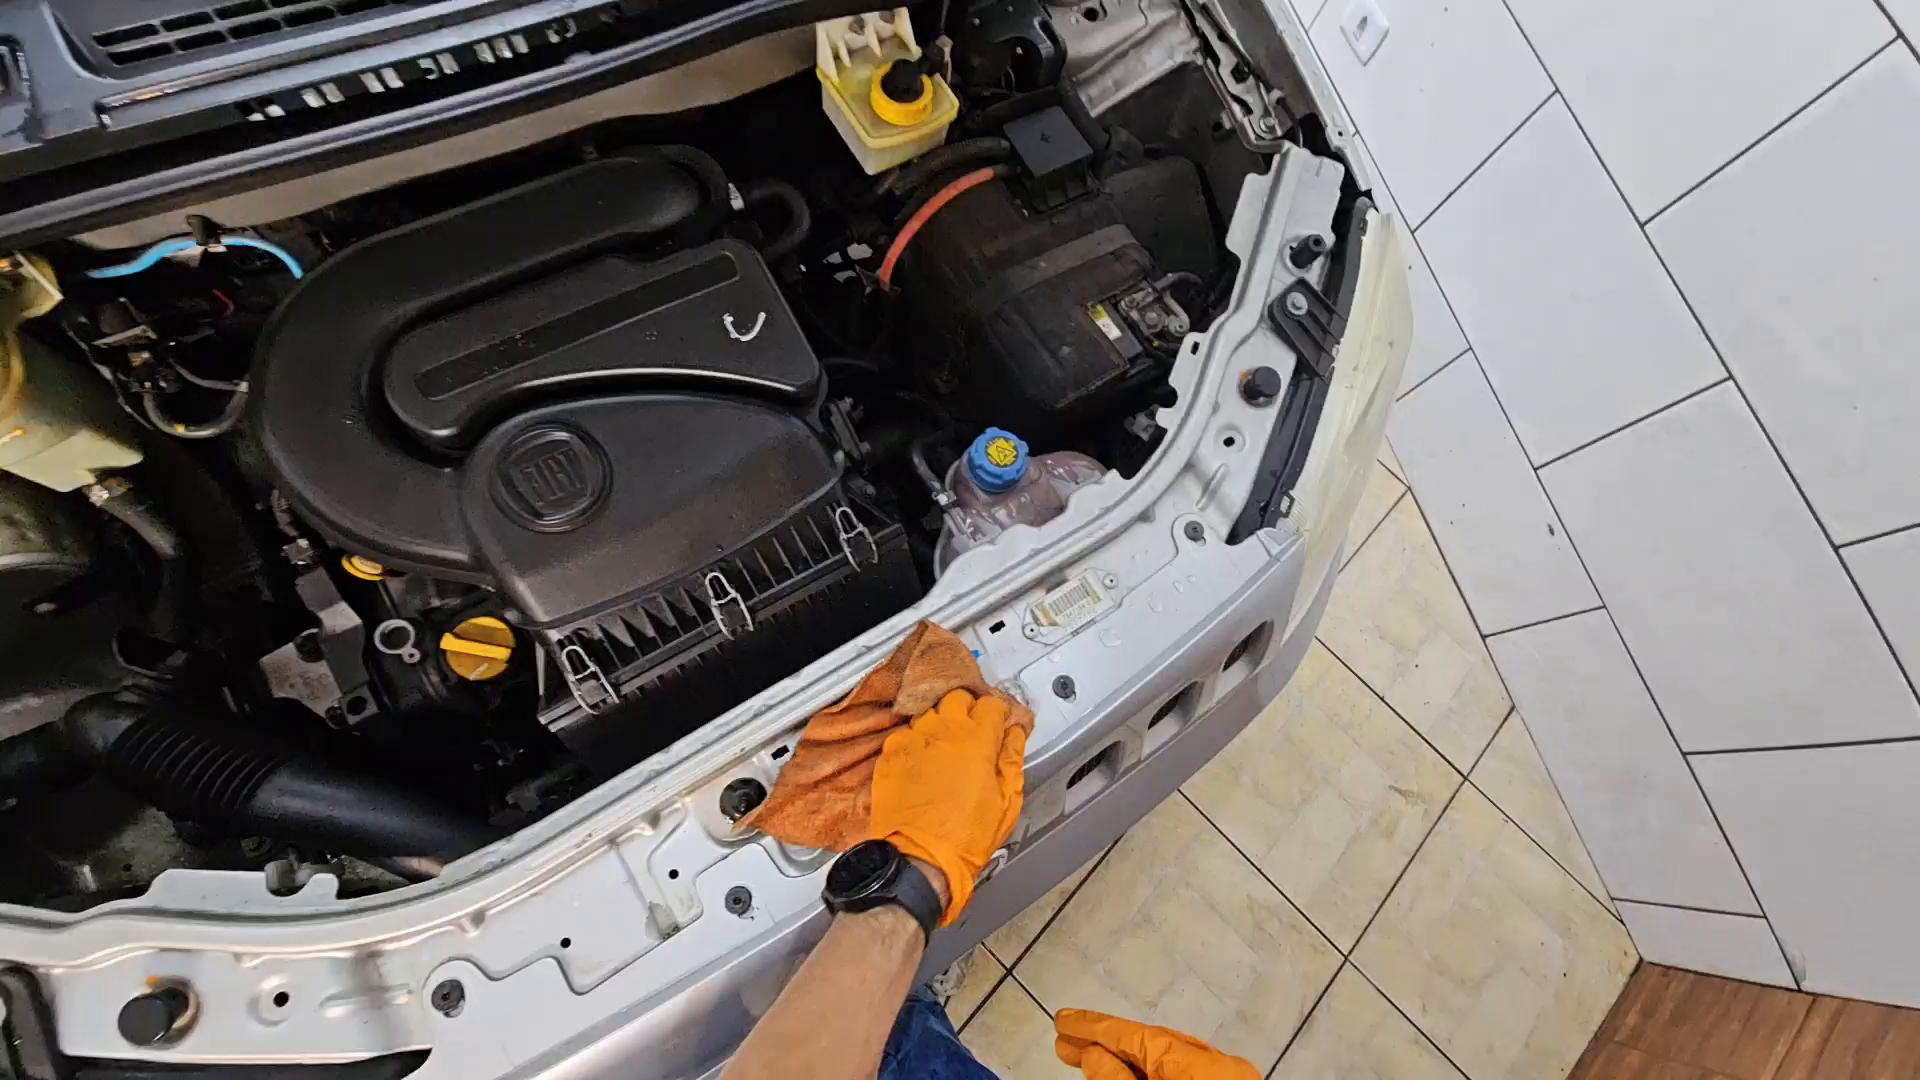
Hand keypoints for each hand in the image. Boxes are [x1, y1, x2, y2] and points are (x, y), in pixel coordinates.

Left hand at [867, 688, 1026, 924]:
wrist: (920, 860)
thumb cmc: (965, 836)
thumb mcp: (1006, 800)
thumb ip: (1012, 758)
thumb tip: (1015, 734)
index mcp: (977, 738)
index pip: (991, 704)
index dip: (998, 714)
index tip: (999, 726)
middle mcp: (944, 729)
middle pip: (958, 698)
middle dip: (968, 710)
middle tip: (973, 732)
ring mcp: (913, 738)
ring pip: (930, 713)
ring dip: (940, 724)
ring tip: (945, 749)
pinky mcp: (890, 753)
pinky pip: (905, 733)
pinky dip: (915, 742)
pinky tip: (921, 762)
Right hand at [1054, 1010, 1262, 1079]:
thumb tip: (1094, 1054)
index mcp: (1204, 1068)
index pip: (1139, 1037)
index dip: (1096, 1026)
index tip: (1061, 1021)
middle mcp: (1219, 1071)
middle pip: (1152, 1048)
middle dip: (1106, 1045)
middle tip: (1062, 1043)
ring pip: (1165, 1069)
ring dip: (1123, 1066)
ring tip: (1082, 1061)